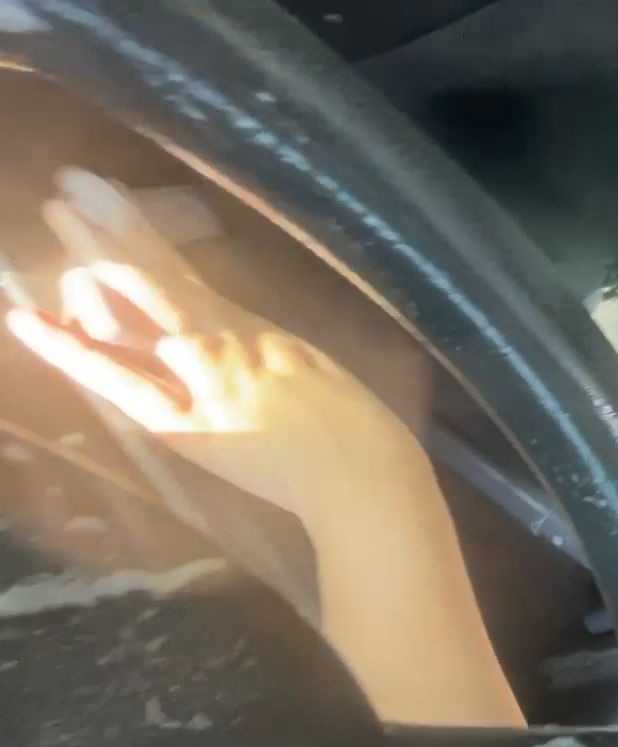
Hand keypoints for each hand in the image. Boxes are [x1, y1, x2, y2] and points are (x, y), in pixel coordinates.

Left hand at [4, 168, 428, 523]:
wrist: (372, 485)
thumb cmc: (378, 448)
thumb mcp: (341, 396)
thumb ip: (299, 376)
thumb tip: (271, 365)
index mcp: (282, 347)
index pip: (205, 291)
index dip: (157, 246)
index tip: (119, 203)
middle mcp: (244, 349)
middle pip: (175, 285)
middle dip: (123, 235)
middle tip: (77, 185)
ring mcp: (214, 381)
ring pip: (151, 311)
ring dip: (101, 261)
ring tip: (61, 212)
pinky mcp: (192, 423)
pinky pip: (126, 383)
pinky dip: (76, 352)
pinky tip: (30, 321)